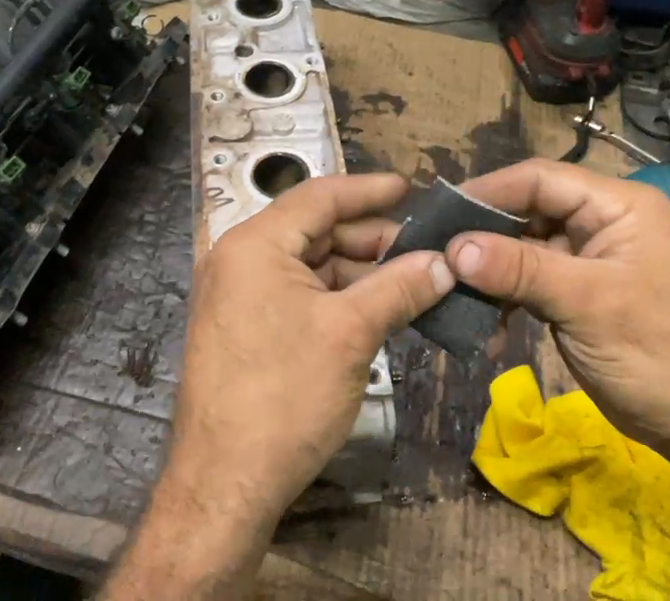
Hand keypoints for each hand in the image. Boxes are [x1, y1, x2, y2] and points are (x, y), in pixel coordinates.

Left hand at [165, 172, 452, 530]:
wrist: (225, 481)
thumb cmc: (285, 395)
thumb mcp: (351, 334)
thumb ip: (399, 287)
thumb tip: (444, 263)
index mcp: (254, 243)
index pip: (318, 196)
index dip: (368, 190)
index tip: (412, 188)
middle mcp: (241, 259)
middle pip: (316, 231)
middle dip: (372, 239)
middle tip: (428, 250)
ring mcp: (241, 296)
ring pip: (311, 266)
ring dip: (361, 273)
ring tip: (416, 282)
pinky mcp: (248, 328)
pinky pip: (301, 295)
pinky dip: (341, 298)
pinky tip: (381, 309)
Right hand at [449, 159, 669, 450]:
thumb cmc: (662, 353)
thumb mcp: (588, 304)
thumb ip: (519, 269)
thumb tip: (453, 247)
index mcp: (620, 207)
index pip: (542, 179)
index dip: (489, 191)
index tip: (441, 211)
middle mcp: (604, 224)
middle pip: (530, 211)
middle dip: (484, 232)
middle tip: (434, 248)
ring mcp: (591, 262)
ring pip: (525, 248)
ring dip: (490, 269)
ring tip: (449, 285)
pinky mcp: (580, 297)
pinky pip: (531, 282)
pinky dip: (505, 297)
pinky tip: (481, 319)